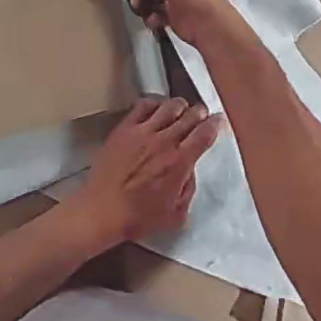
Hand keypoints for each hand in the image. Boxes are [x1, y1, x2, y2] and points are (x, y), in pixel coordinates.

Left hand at [63, 96, 221, 248]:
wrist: (102, 210)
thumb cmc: (139, 217)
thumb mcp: (177, 214)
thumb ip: (189, 188)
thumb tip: (189, 168)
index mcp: (179, 162)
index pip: (204, 134)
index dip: (215, 124)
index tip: (218, 121)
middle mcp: (164, 141)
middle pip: (190, 115)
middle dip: (200, 113)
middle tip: (202, 115)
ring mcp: (142, 131)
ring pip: (169, 106)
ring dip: (180, 106)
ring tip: (181, 110)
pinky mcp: (124, 128)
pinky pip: (143, 106)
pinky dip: (155, 103)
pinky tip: (157, 109)